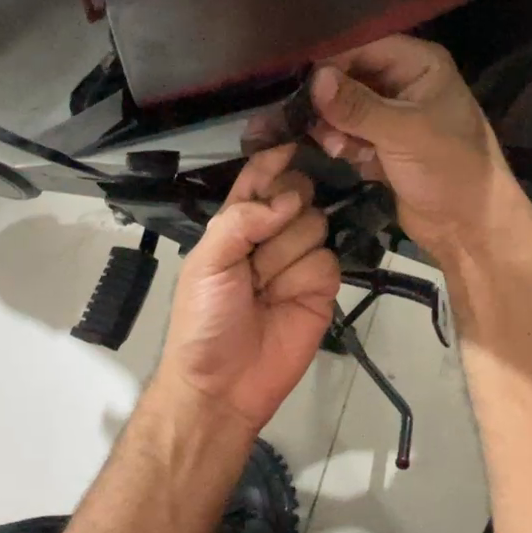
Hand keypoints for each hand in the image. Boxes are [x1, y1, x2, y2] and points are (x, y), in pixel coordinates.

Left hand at [158, 144, 341, 431]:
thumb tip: (286, 198)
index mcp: (238, 223)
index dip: (274, 162)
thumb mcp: (206, 263)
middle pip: (299, 193)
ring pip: (315, 227)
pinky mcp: (322, 288)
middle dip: (282, 214)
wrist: (223, 385)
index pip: (260, 178)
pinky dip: (305, 280)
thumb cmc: (203, 321)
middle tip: (261, 244)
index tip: (293, 146)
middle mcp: (272, 235)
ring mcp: (299, 261)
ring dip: (285, 257)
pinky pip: (328, 262)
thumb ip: (240, 220)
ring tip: (263, 289)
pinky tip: (286, 301)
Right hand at [309, 35, 521, 259]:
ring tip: (339, 148)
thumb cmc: (448, 169)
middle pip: (350, 76)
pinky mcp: (384, 146)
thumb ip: (357, 106)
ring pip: (346, 109)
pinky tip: (349, 159)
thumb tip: (315, 78)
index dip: (331, 60)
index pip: (365, 46)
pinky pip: (351, 134)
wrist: (469, 227)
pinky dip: (345, 145)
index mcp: (420, 65)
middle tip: (310, 120)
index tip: (299, 81)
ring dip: (336, 127)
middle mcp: (405, 83)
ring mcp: (394, 116)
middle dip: (329, 100)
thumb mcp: (403, 133)